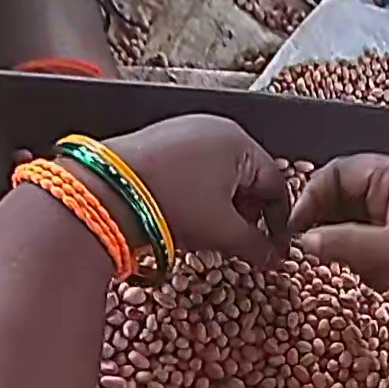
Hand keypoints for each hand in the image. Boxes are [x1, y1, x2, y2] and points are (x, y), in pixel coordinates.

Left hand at [98, 115, 289, 268]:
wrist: (109, 191)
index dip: (279, 223)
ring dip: (226, 209)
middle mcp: (216, 128)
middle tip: (242, 245)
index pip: (276, 185)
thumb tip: (274, 259)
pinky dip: (202, 196)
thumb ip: (256, 247)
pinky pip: (197, 170)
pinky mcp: (163, 141)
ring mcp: (186, 131)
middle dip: (250, 216)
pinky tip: (189, 217)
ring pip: (223, 177)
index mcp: (240, 143)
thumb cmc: (175, 204)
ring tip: (213, 234)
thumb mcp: (224, 232)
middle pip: (250, 179)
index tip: (275, 251)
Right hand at [288, 155, 388, 321]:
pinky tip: (383, 280)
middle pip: (343, 199)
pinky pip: (369, 249)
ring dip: (350, 251)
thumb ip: (341, 244)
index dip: (311, 198)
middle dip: (330, 228)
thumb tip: (302, 242)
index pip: (338, 173)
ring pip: (354, 228)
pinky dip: (367, 265)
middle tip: (316, 255)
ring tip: (365, 270)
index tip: (294, 230)